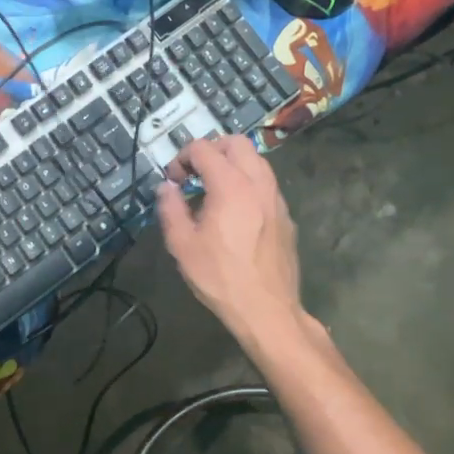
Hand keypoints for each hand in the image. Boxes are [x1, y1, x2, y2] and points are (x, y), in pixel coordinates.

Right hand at [156, 136, 305, 340]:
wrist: (267, 310)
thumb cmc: (220, 277)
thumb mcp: (181, 244)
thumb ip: (171, 208)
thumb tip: (167, 188)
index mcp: (230, 185)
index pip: (203, 148)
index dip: (182, 158)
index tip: (174, 181)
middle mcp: (257, 183)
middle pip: (236, 143)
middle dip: (212, 150)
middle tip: (196, 174)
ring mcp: (276, 198)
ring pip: (256, 160)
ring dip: (233, 164)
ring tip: (215, 189)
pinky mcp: (286, 216)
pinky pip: (266, 183)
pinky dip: (248, 182)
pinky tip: (237, 211)